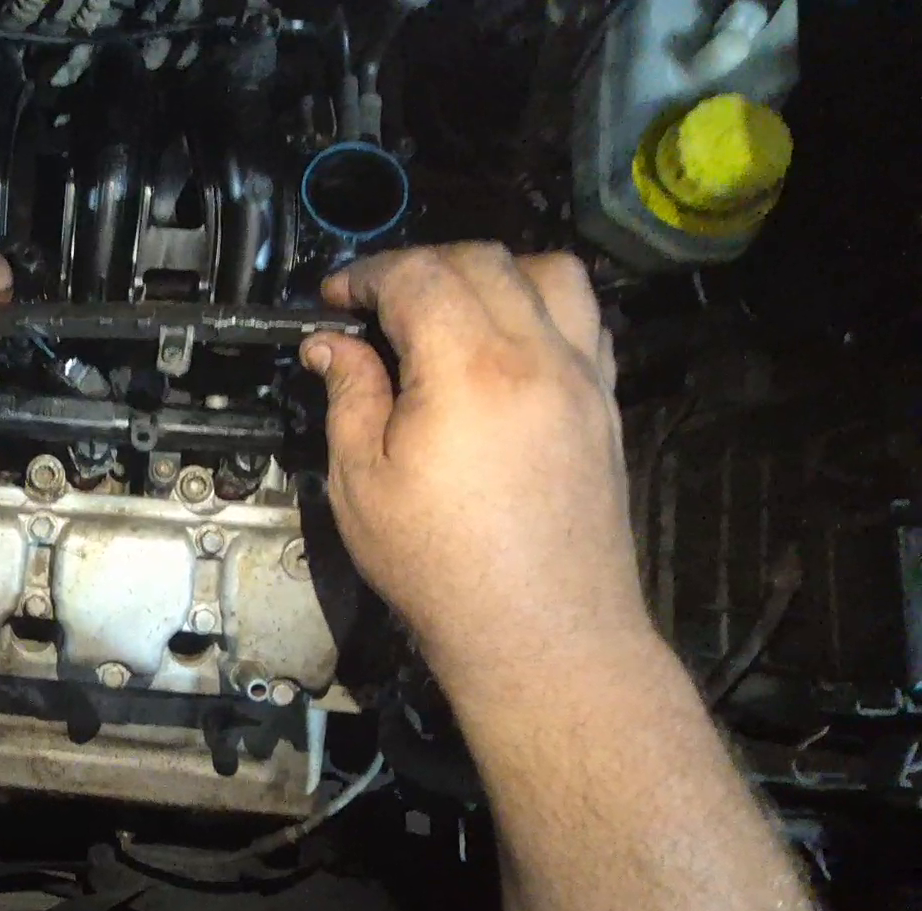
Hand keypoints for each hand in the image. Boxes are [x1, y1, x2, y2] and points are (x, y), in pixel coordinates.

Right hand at [300, 244, 647, 694]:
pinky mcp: (604, 402)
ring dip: (484, 272)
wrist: (537, 626)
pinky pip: (581, 317)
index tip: (332, 298)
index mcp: (468, 369)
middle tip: (369, 305)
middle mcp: (539, 354)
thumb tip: (330, 344)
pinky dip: (534, 303)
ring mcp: (584, 375)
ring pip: (548, 274)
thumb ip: (349, 395)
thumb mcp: (360, 480)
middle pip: (483, 261)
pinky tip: (497, 342)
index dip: (367, 274)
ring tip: (439, 311)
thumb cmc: (432, 560)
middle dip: (416, 267)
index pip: (420, 277)